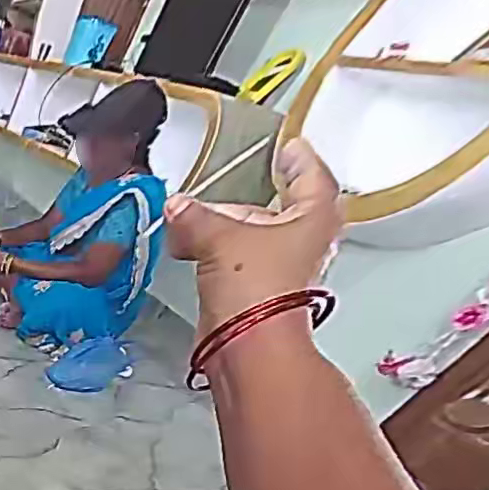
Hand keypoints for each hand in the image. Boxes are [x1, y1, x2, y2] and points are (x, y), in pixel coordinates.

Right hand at [162, 137, 343, 338]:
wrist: (245, 343)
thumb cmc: (255, 285)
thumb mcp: (221, 238)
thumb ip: (195, 217)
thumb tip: (176, 205)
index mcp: (312, 218)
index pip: (310, 176)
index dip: (297, 159)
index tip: (287, 146)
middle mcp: (299, 241)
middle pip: (268, 211)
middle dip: (234, 204)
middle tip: (207, 192)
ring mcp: (275, 268)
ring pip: (246, 237)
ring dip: (216, 229)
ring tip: (185, 221)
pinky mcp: (251, 291)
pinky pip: (230, 261)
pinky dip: (210, 252)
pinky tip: (185, 247)